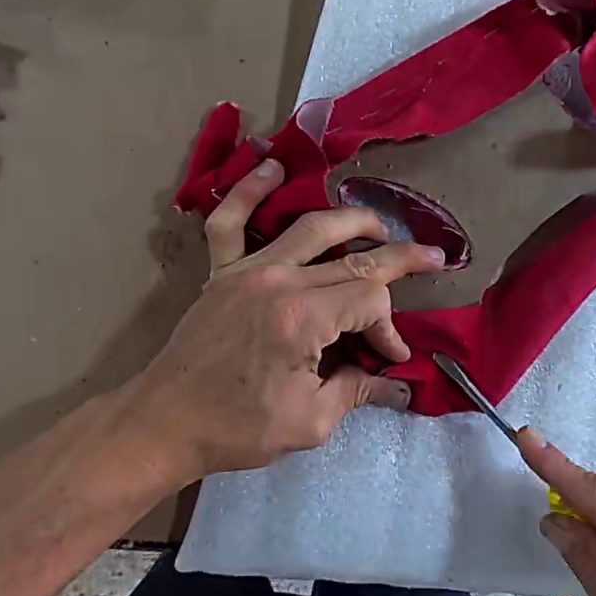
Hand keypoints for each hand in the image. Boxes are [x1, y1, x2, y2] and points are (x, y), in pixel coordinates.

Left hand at [113, 159, 445, 482]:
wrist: (162, 424)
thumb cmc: (238, 428)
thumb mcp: (310, 422)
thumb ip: (358, 391)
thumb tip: (400, 387)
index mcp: (303, 320)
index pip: (369, 303)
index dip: (388, 329)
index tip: (389, 359)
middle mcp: (279, 283)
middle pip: (354, 259)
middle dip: (400, 260)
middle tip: (433, 257)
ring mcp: (247, 271)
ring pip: (310, 227)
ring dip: (353, 220)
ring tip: (381, 226)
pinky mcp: (221, 272)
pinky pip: (230, 221)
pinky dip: (248, 191)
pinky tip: (271, 167)